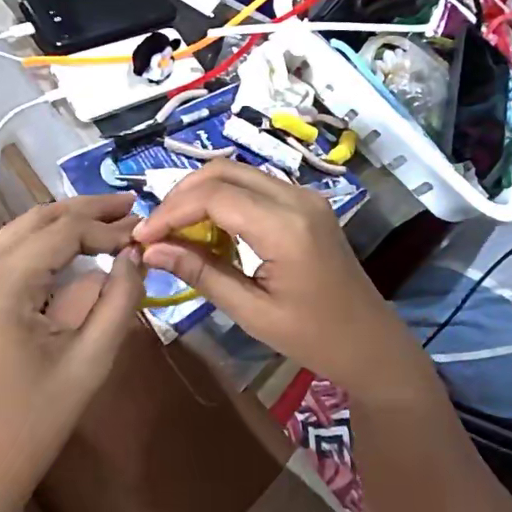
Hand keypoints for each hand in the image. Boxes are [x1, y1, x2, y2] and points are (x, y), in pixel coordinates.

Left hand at [0, 194, 145, 506]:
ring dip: (63, 227)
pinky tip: (74, 253)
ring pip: (17, 235)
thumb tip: (134, 255)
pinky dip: (42, 250)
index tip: (144, 233)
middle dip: (84, 210)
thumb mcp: (90, 361)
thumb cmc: (31, 427)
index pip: (61, 232)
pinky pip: (5, 259)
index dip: (106, 227)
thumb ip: (119, 298)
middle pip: (34, 221)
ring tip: (110, 224)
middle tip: (130, 206)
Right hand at [132, 161, 429, 397]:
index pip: (214, 196)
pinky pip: (256, 186)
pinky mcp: (307, 203)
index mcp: (286, 227)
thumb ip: (202, 273)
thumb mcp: (252, 312)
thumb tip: (150, 250)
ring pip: (239, 173)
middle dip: (182, 194)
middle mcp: (297, 198)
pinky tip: (209, 228)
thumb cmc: (314, 337)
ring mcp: (305, 196)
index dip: (171, 212)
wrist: (370, 340)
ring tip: (175, 230)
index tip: (142, 237)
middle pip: (224, 171)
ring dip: (202, 193)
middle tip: (155, 231)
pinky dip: (225, 198)